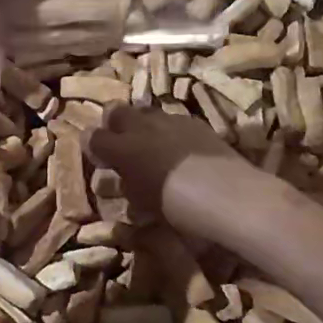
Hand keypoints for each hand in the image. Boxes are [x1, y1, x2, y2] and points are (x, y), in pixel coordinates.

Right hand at [86, 104, 263, 241]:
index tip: (100, 160)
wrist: (229, 196)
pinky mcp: (196, 123)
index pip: (94, 137)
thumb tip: (125, 179)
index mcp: (124, 149)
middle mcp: (142, 127)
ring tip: (153, 147)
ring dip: (144, 126)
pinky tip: (182, 151)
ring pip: (147, 113)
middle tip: (122, 146)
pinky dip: (170, 132)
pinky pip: (173, 121)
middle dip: (115, 125)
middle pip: (117, 112)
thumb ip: (129, 186)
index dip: (93, 147)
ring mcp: (171, 120)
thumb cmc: (179, 210)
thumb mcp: (145, 205)